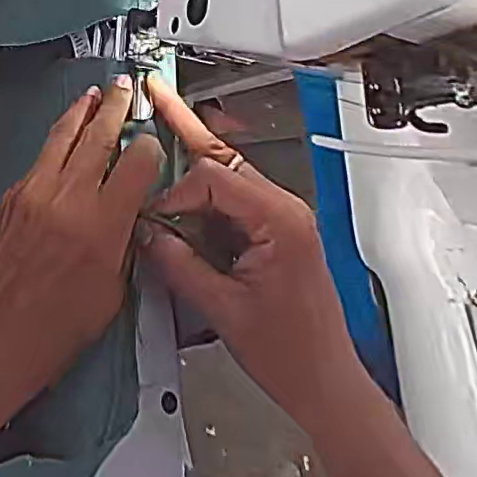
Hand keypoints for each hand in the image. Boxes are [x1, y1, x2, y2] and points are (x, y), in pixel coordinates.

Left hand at [0, 75, 162, 431]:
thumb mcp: (110, 293)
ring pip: (64, 134)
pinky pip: (42, 155)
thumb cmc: (52, 329)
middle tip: (126, 89)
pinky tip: (66, 134)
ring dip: (83, 110)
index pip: (137, 163)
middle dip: (117, 107)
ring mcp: (36, 190)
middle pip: (99, 135)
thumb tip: (129, 211)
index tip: (152, 142)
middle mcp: (70, 197)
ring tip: (95, 94)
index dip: (150, 147)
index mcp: (102, 225)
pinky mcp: (13, 193)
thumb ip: (123, 242)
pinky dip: (59, 137)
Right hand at [139, 73, 362, 427]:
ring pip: (226, 173)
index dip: (176, 191)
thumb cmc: (293, 353)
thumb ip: (181, 265)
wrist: (327, 382)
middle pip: (223, 157)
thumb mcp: (224, 310)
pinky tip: (178, 196)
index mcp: (279, 219)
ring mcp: (280, 217)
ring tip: (160, 128)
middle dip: (184, 125)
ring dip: (189, 161)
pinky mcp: (273, 230)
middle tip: (157, 94)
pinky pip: (231, 199)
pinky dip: (201, 196)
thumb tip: (149, 233)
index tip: (154, 216)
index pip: (215, 177)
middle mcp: (283, 208)